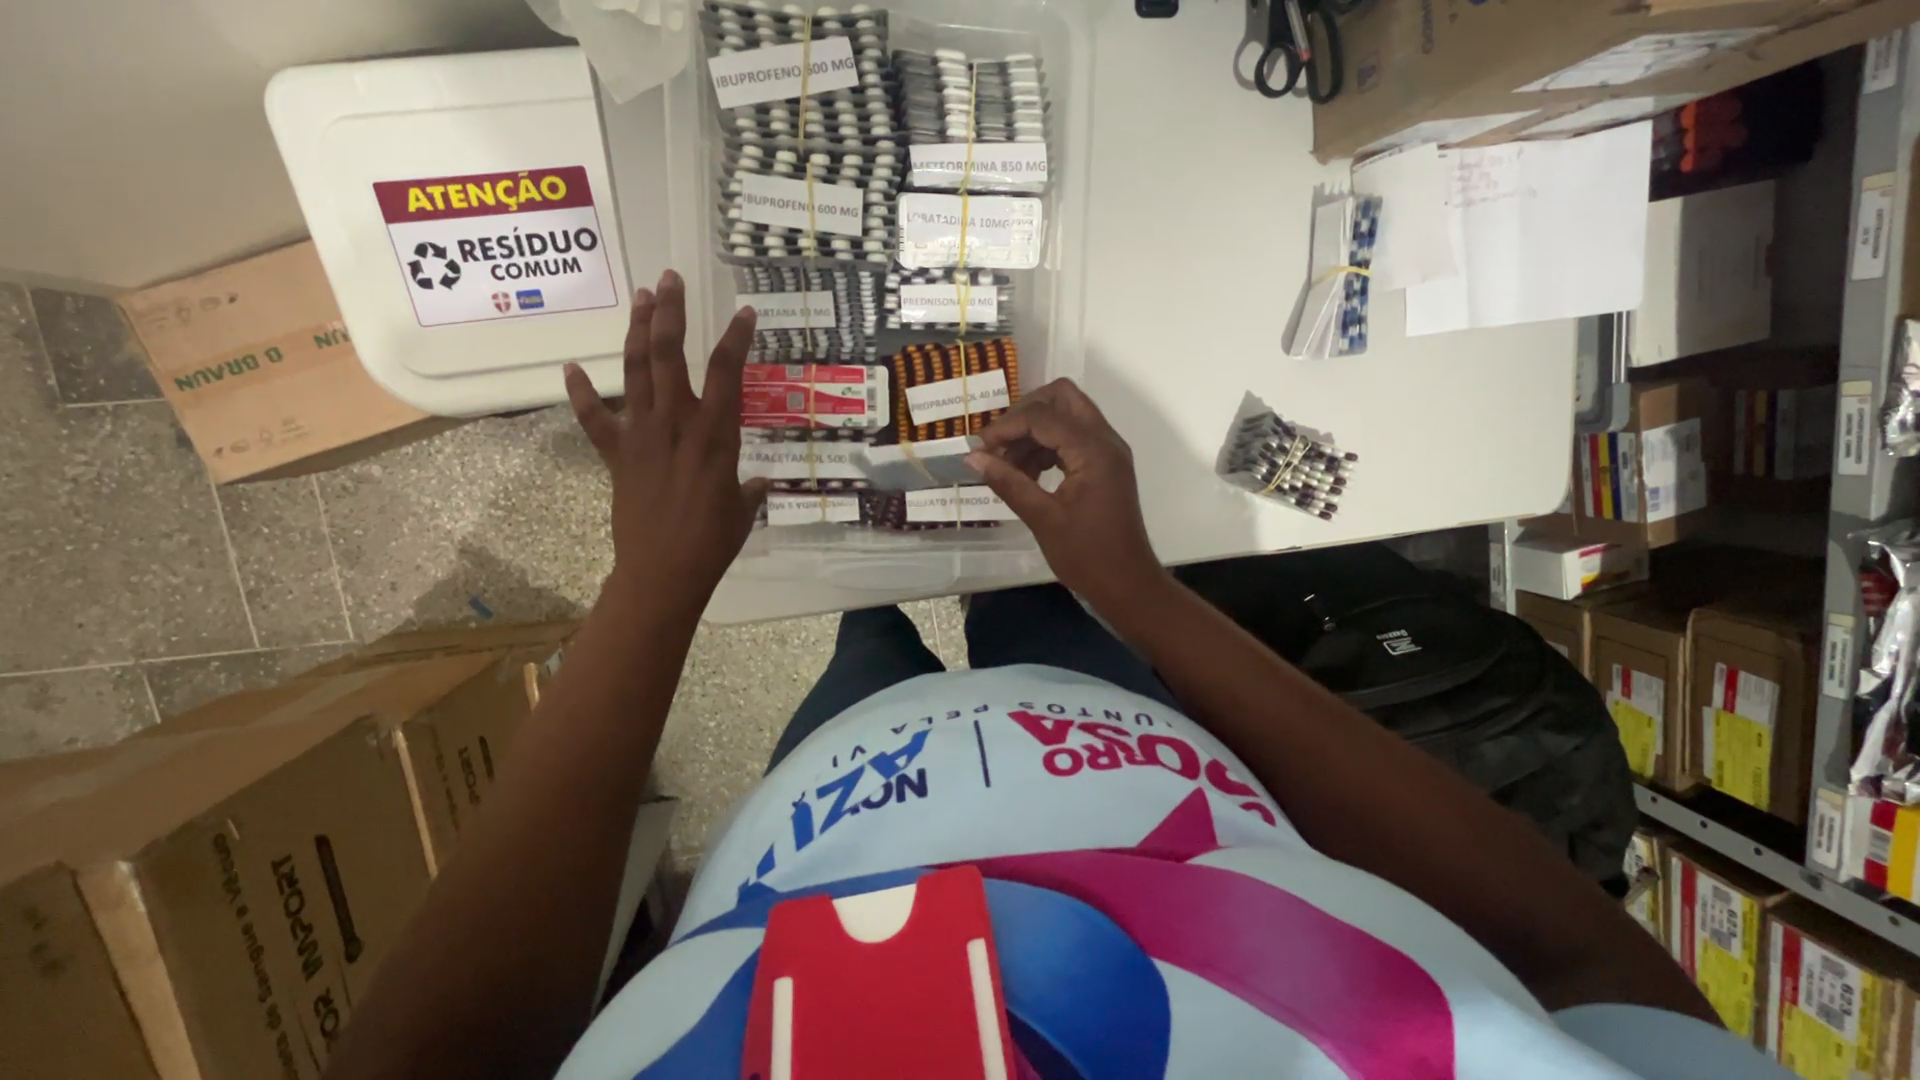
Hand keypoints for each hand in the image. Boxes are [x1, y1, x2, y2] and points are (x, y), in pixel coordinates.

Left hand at [565, 270, 766, 614]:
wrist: (663, 571)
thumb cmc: (713, 542)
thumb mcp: (743, 510)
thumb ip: (748, 489)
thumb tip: (756, 483)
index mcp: (715, 435)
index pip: (726, 373)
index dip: (735, 338)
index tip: (743, 311)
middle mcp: (675, 423)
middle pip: (669, 355)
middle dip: (670, 313)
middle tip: (669, 279)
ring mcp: (641, 435)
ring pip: (635, 372)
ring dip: (636, 332)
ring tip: (640, 297)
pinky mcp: (616, 454)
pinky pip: (595, 419)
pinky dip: (582, 393)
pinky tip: (571, 367)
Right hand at [967, 378, 1170, 612]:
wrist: (1128, 584)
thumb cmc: (1087, 556)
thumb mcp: (1042, 518)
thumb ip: (1008, 482)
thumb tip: (972, 457)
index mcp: (1093, 450)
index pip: (1042, 415)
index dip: (1006, 426)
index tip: (979, 448)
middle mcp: (1105, 440)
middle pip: (1062, 397)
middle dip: (1025, 413)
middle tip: (999, 443)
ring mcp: (1108, 452)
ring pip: (1067, 415)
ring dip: (1034, 431)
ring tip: (1007, 466)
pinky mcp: (1105, 466)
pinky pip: (1073, 438)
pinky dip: (1047, 446)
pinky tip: (1026, 473)